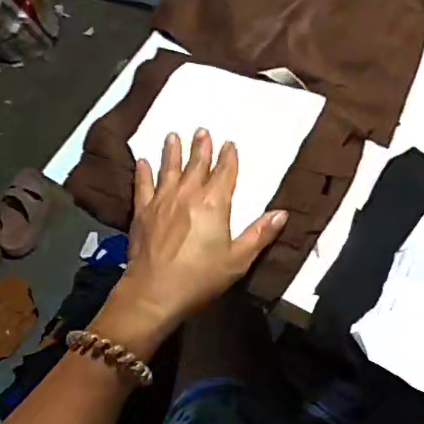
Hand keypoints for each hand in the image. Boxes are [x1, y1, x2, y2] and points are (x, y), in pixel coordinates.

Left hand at [93, 129, 286, 356]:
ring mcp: (162, 201)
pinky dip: (143, 172)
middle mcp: (187, 195)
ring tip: (173, 136)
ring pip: (168, 169)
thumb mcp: (238, 260)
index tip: (229, 145)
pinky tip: (142, 162)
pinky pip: (143, 186)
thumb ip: (260, 235)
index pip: (224, 173)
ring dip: (172, 152)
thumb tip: (282, 213)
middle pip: (196, 165)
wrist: (155, 292)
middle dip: (201, 148)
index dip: (228, 158)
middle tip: (202, 131)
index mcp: (214, 204)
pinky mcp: (142, 213)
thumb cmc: (200, 278)